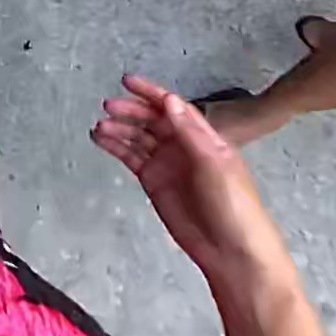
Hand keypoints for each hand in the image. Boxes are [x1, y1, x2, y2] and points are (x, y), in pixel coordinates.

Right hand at [91, 75, 298, 297]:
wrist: (233, 253)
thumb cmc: (235, 207)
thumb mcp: (215, 164)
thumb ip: (189, 131)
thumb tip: (169, 100)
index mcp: (202, 138)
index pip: (173, 108)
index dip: (151, 93)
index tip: (128, 82)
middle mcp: (182, 147)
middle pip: (151, 120)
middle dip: (130, 111)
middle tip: (109, 106)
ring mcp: (167, 164)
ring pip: (137, 137)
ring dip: (119, 129)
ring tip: (100, 126)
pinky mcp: (154, 182)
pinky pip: (130, 157)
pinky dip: (115, 146)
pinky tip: (100, 139)